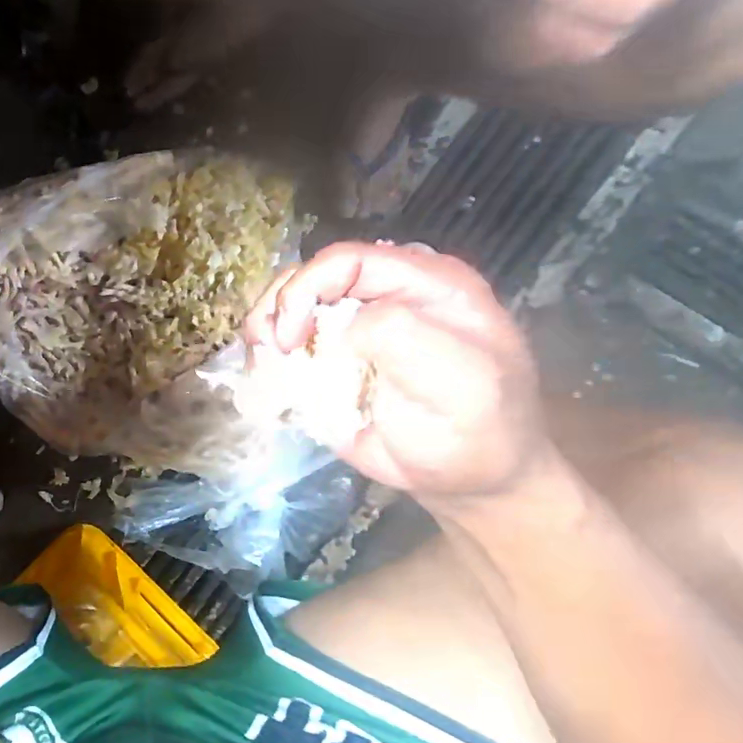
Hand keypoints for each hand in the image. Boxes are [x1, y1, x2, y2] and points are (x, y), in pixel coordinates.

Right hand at [242, 242, 552, 504]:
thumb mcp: (462, 381)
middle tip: (268, 350)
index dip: (306, 287)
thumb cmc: (479, 433)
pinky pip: (294, 350)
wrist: (473, 482)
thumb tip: (343, 327)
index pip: (348, 260)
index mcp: (424, 283)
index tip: (289, 336)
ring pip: (294, 310)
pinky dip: (271, 362)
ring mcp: (358, 331)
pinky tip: (268, 381)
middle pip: (311, 279)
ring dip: (267, 333)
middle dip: (278, 308)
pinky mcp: (338, 365)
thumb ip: (406, 338)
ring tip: (263, 365)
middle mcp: (385, 296)